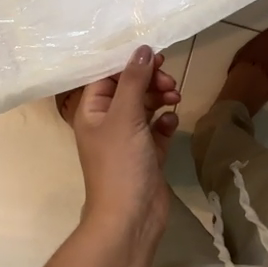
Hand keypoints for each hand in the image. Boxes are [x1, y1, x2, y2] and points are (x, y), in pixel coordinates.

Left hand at [56, 46, 180, 246]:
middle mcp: (108, 122)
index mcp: (92, 111)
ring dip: (161, 98)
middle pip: (130, 88)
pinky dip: (166, 122)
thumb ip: (133, 80)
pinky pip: (159, 128)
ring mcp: (129, 139)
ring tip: (176, 99)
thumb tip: (142, 49)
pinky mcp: (149, 154)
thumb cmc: (120, 164)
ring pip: (147, 106)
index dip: (129, 62)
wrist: (130, 217)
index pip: (107, 75)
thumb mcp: (124, 116)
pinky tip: (173, 123)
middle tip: (170, 82)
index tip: (155, 55)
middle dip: (150, 81)